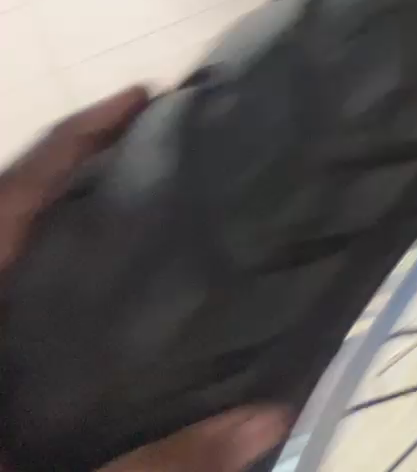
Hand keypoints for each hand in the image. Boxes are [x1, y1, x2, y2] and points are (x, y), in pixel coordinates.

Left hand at [0, 89, 290, 471]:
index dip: (73, 139)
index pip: (12, 200)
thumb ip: (150, 457)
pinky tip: (102, 272)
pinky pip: (14, 281)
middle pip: (7, 213)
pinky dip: (46, 259)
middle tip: (165, 142)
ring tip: (145, 194)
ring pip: (9, 250)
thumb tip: (274, 418)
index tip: (142, 95)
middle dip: (71, 167)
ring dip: (58, 214)